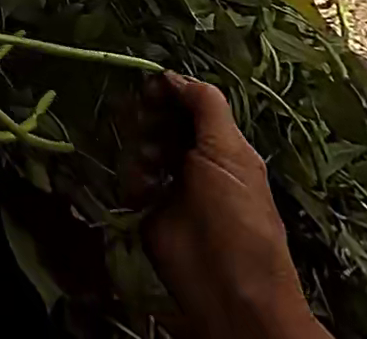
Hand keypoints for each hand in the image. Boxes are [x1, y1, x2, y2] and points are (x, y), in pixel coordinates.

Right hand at [142, 74, 329, 338]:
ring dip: (140, 150)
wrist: (231, 293)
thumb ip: (205, 106)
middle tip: (148, 127)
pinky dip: (132, 178)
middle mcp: (191, 157)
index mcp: (218, 142)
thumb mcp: (231, 153)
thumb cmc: (238, 217)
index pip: (185, 101)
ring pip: (139, 144)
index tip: (149, 88)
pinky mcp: (147, 207)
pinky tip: (143, 191)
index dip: (166, 90)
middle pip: (157, 119)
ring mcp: (167, 182)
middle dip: (149, 118)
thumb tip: (173, 73)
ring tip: (151, 168)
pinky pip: (128, 176)